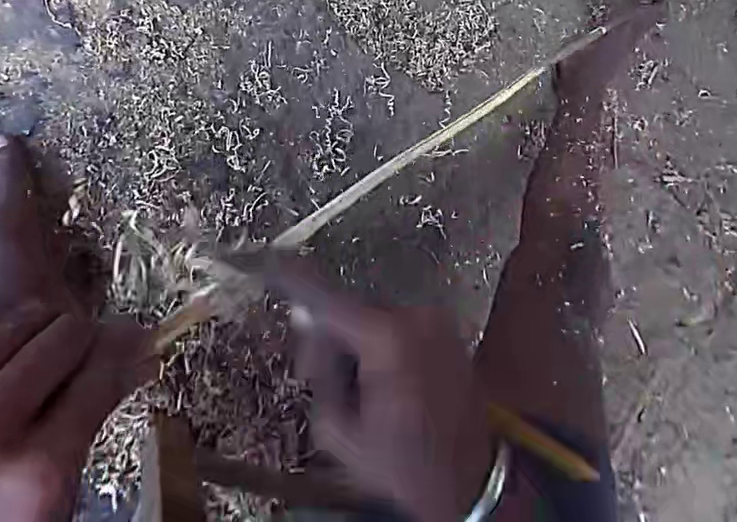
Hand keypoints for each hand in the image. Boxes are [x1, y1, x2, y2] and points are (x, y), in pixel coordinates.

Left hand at [0, 307, 155, 521]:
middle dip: (88, 344)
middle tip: (85, 365)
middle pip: (74, 333)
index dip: (132, 354)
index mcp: (32, 477)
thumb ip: (82, 446)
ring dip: (44, 339)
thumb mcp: (28, 519)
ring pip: (31, 320)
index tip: (144, 348)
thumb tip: (136, 364)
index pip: (109, 372)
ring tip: (34, 370)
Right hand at [267, 262, 496, 521]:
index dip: (294, 279)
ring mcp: (434, 317)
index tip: (267, 259)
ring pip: (374, 317)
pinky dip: (383, 342)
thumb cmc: (403, 463)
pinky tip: (384, 380)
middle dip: (330, 337)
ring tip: (362, 389)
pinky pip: (398, 323)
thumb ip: (319, 373)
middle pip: (351, 310)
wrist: (470, 478)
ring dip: (358, 342)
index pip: (328, 299)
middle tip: (321, 376)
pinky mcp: (445, 325)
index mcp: (387, 338)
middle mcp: (414, 315)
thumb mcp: (342, 432)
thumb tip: (308, 325)